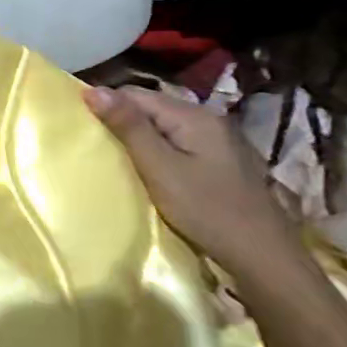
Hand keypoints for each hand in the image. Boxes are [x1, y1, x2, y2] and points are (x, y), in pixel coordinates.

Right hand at [84, 85, 297, 276]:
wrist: (264, 256)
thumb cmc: (207, 210)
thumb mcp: (160, 168)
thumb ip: (128, 127)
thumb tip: (92, 89)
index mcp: (193, 114)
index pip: (136, 94)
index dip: (107, 105)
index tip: (82, 127)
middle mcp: (208, 118)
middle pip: (153, 107)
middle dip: (124, 121)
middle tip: (97, 146)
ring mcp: (220, 140)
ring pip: (167, 126)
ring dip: (142, 137)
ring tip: (118, 159)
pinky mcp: (223, 161)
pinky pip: (181, 143)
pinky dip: (162, 151)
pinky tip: (153, 171)